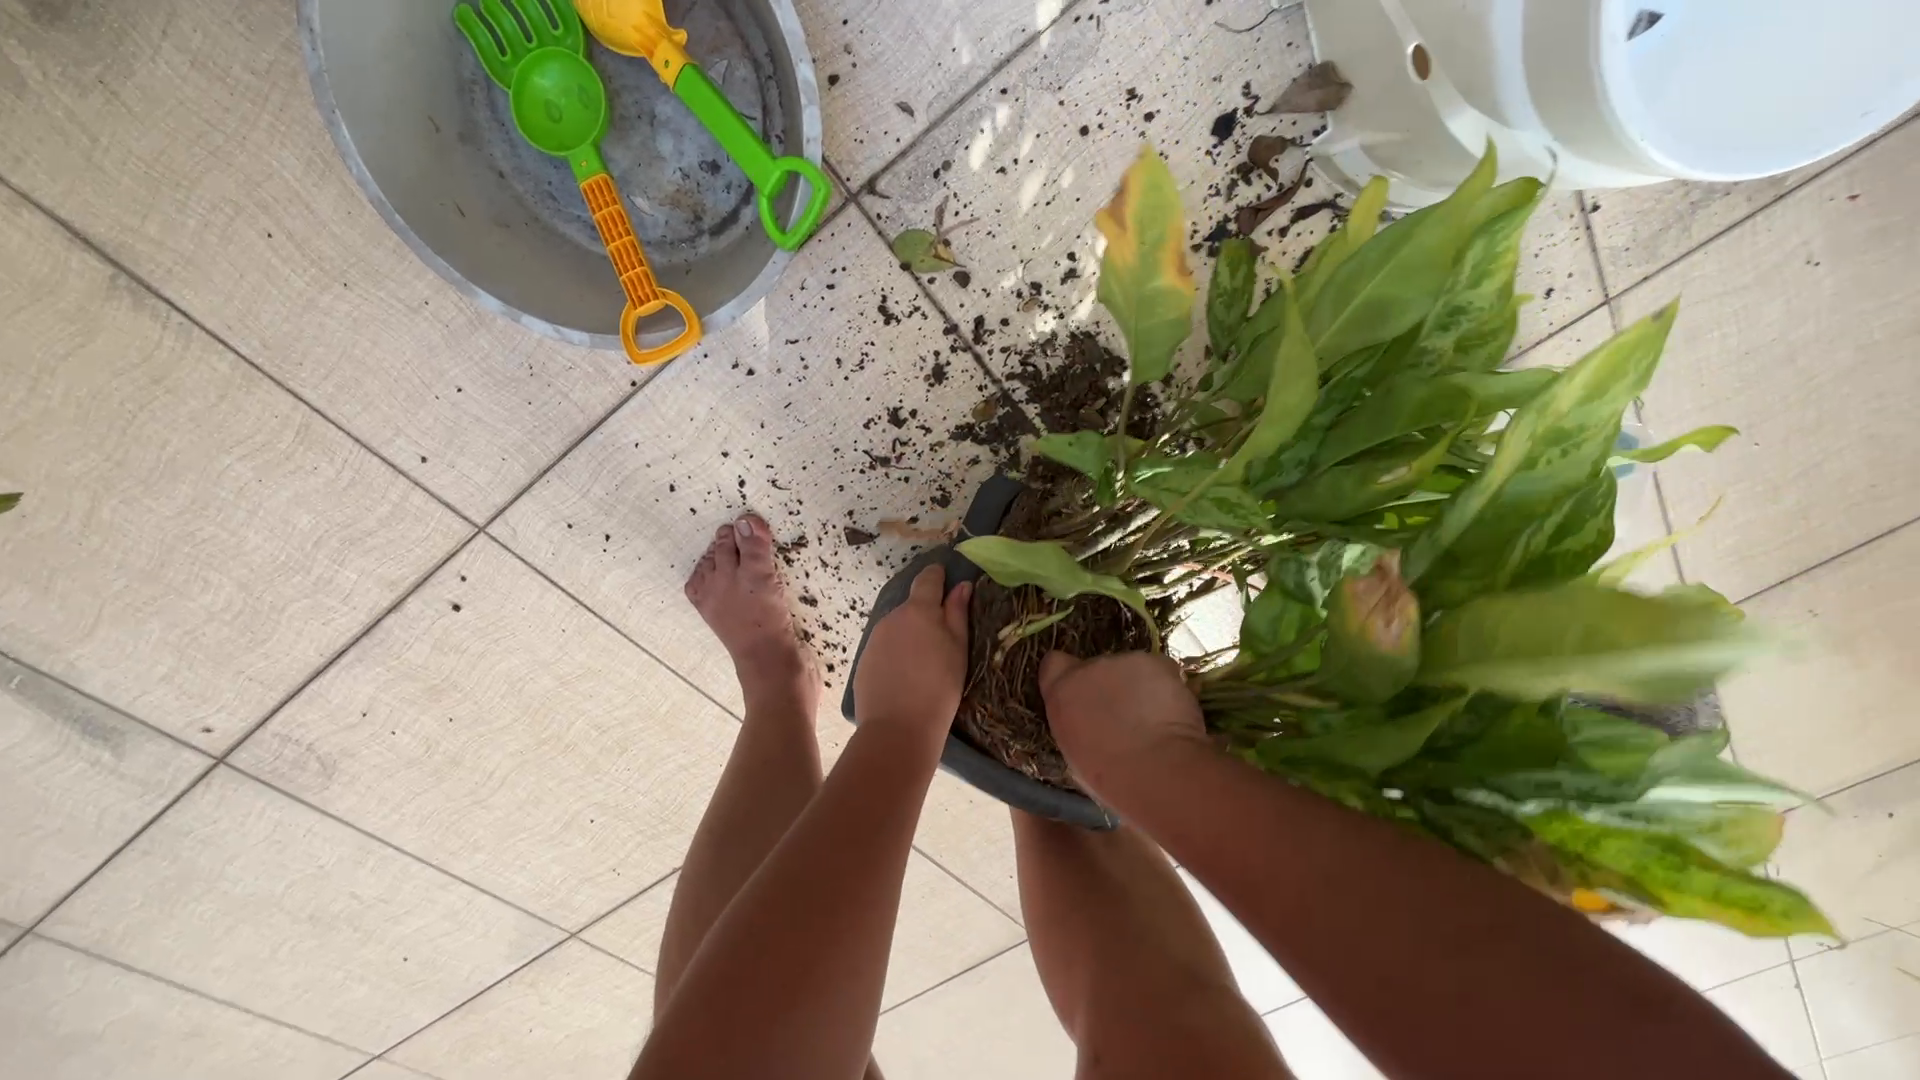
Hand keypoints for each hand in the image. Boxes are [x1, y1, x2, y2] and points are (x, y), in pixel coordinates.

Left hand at [853, 564, 971, 738]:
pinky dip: (895, 654)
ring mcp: (874, 638)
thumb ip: (958, 614)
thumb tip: (962, 586)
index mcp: (919, 610)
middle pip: (911, 606)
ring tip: (923, 662)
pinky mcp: (863, 660)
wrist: (898, 728)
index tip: (945, 575)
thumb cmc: (939, 687)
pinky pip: (884, 648)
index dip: (937, 575)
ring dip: (909, 635)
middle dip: (925, 614)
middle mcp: (892, 617)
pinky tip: (904, 676)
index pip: (927, 579)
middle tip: (941, 637)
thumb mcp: (958, 649)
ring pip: (896, 628)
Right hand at [1039, 651, 1207, 796]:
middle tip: (1126, 716)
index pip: (1054, 664)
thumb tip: (1091, 723)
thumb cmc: (1111, 778)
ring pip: (1130, 669)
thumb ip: (1077, 724)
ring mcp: (1124, 662)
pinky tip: (1172, 713)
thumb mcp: (1075, 752)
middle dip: (1109, 686)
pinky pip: (1159, 670)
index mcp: (1061, 693)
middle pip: (1097, 668)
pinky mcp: (1157, 662)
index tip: (1082, 694)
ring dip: (1137, 687)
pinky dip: (1164, 687)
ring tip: (1154, 719)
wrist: (1157, 770)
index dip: (1069, 676)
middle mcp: (1088, 668)